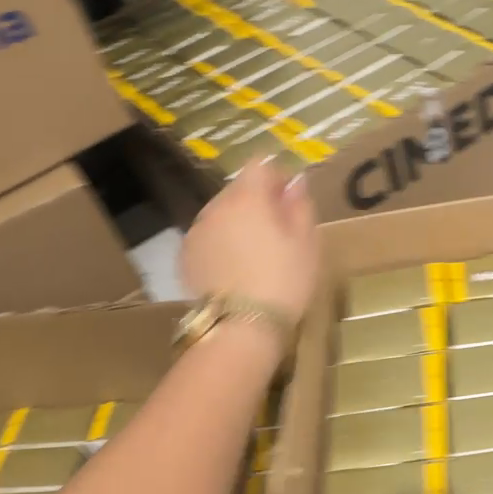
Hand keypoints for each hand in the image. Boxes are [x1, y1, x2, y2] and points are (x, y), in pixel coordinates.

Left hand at [182, 157, 319, 322]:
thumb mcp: (307, 244)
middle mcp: (216, 206)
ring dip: (237, 224)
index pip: (260, 165)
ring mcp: (196, 231)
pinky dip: (221, 245)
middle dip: (257, 202)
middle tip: (277, 232)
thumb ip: (300, 206)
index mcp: (248, 197)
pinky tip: (235, 270)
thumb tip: (296, 181)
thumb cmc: (284, 282)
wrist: (242, 328)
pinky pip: (208, 239)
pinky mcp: (186, 257)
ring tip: (254, 255)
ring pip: (221, 215)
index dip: (277, 177)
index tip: (290, 199)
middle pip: (238, 190)